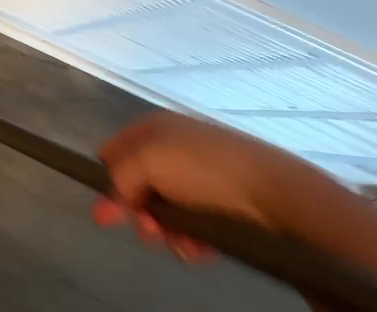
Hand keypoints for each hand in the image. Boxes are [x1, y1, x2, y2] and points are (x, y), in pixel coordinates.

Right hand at [92, 112, 323, 261]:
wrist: (271, 190)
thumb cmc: (202, 168)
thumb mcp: (147, 160)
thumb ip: (118, 178)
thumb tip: (105, 206)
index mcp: (151, 128)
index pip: (113, 153)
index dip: (107, 182)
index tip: (108, 213)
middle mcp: (171, 149)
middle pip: (137, 187)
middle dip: (141, 214)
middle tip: (152, 231)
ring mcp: (196, 176)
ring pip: (164, 210)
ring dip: (167, 232)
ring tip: (184, 244)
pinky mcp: (218, 203)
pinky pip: (191, 223)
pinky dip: (191, 239)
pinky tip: (201, 248)